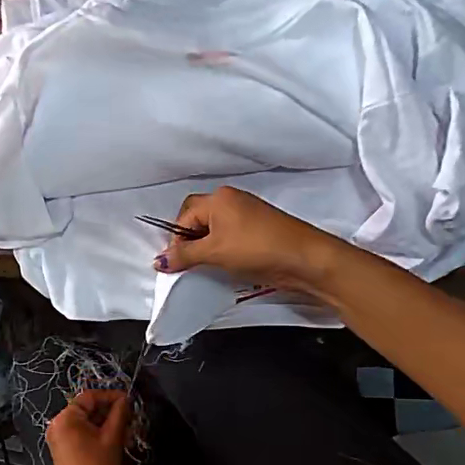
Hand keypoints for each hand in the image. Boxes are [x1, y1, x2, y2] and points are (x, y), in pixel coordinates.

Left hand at [45, 389, 131, 464]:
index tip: (128, 400)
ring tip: (126, 432)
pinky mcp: (63, 450)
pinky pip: (81, 434)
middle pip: (87, 409)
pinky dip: (97, 435)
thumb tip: (125, 399)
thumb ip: (120, 413)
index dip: (111, 396)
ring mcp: (58, 439)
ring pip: (86, 423)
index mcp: (65, 418)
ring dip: (106, 425)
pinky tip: (114, 441)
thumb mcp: (113, 438)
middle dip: (110, 413)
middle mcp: (57, 426)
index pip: (89, 396)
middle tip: (130, 417)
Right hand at [154, 186, 345, 293]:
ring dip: (206, 247)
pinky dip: (221, 249)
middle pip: (197, 219)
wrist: (303, 259)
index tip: (175, 262)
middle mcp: (231, 200)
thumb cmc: (258, 248)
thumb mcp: (214, 253)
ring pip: (213, 229)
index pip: (184, 216)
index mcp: (218, 198)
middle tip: (189, 263)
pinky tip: (226, 264)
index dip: (176, 240)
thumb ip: (183, 256)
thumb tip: (160, 261)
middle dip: (189, 241)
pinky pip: (228, 236)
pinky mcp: (257, 229)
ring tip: (209, 265)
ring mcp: (246, 214)